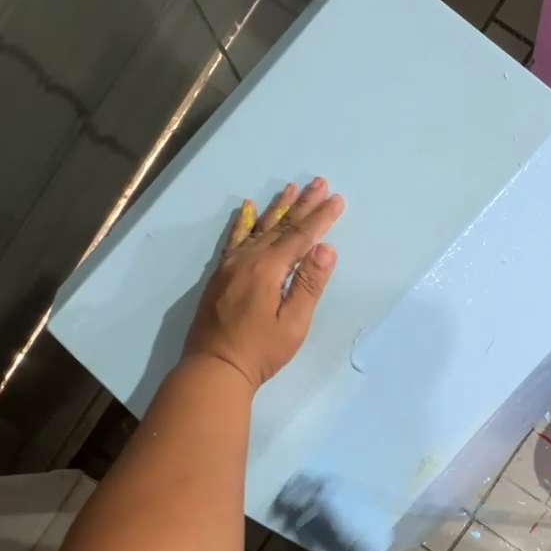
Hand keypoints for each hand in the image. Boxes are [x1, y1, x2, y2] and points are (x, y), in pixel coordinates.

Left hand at [182, 177, 344, 388]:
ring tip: (291, 189)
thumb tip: (325, 249)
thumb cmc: (259, 352)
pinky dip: (243, 222)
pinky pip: (235, 238)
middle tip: (319, 182)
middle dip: (303, 205)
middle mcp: (247, 259)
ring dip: (277, 207)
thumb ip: (308, 284)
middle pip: (280, 226)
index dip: (321, 218)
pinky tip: (247, 208)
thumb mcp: (293, 324)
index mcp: (268, 269)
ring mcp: (230, 265)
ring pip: (258, 228)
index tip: (337, 199)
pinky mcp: (221, 275)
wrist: (214, 367)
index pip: (300, 237)